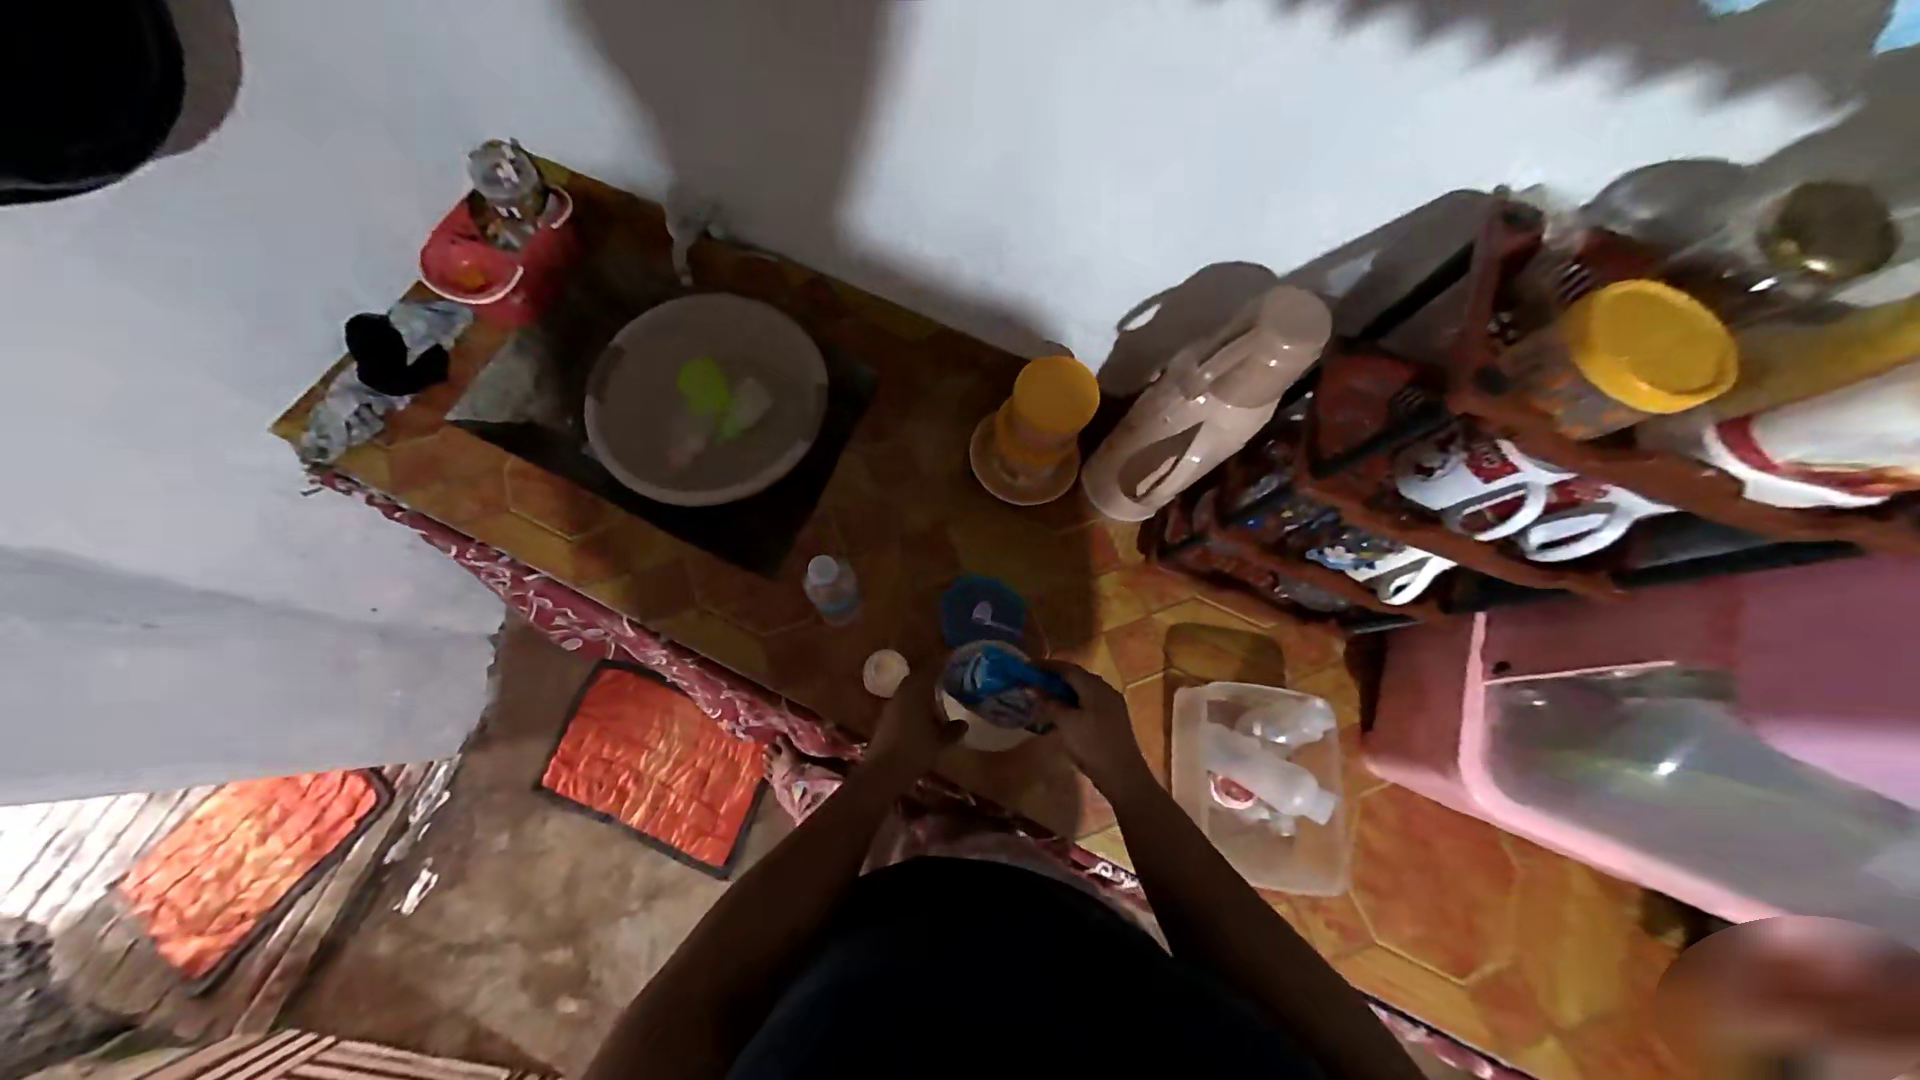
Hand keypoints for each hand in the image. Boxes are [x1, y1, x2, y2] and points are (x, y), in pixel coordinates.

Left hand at [860, 665, 964, 785]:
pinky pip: (905, 700)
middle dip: (934, 672)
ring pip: (911, 688)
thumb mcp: (939, 741)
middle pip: (919, 675)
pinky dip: (917, 699)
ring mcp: (893, 705)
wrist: (883, 771)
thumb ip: (952, 730)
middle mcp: (903, 693)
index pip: (931, 668)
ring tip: (940, 690)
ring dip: (924, 686)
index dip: (944, 660)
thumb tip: (964, 723)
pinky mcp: (887, 718)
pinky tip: (925, 710)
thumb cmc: (915, 750)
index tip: (956, 656)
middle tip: (950, 672)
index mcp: (916, 691)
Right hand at [1037, 662, 1155, 797]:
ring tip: (1048, 696)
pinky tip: (1066, 712)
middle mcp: (1106, 690)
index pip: (1068, 668)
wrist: (1123, 775)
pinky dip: (1076, 701)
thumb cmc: (1092, 746)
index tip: (1030, 667)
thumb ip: (1052, 704)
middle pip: (1078, 677)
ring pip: (1085, 690)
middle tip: (1037, 682)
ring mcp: (1113, 704)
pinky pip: (1091, 701)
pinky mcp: (1115, 718)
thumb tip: (1040, 692)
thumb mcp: (1066, 724)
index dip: (1048, 666)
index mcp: (1095, 687)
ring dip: (1066, 691)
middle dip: (1057, 678)